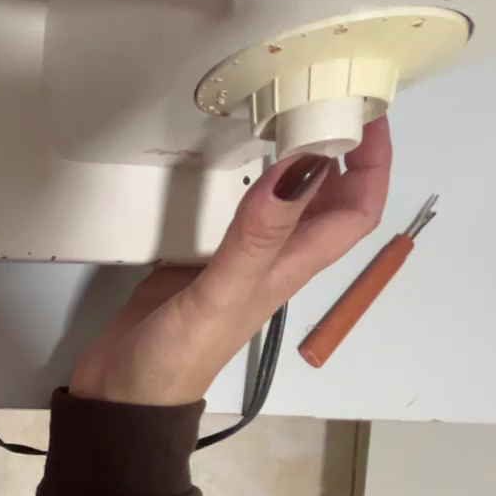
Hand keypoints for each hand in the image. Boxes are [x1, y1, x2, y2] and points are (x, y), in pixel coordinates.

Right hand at [71, 118, 393, 405]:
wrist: (122, 396)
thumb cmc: (178, 357)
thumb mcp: (223, 295)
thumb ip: (258, 235)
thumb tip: (303, 163)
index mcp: (287, 269)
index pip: (355, 212)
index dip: (373, 163)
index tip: (364, 111)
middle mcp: (264, 262)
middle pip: (318, 203)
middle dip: (332, 152)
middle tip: (314, 99)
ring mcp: (222, 263)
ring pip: (265, 205)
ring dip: (274, 164)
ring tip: (264, 119)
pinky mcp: (182, 264)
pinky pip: (211, 216)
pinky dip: (216, 188)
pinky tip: (203, 167)